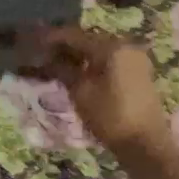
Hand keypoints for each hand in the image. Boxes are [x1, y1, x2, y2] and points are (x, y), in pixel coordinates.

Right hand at [42, 28, 170, 156]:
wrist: (144, 142)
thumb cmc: (110, 115)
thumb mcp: (81, 92)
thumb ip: (63, 70)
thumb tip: (47, 59)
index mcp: (112, 47)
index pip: (76, 36)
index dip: (53, 39)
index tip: (34, 42)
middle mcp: (125, 46)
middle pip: (89, 41)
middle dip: (65, 47)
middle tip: (42, 54)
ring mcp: (134, 60)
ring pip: (98, 52)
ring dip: (77, 57)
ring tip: (55, 64)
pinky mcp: (137, 73)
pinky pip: (109, 62)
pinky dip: (91, 65)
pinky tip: (75, 73)